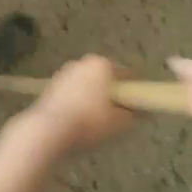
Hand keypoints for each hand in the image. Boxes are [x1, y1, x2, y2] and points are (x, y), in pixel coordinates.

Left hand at [12, 55, 135, 156]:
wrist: (48, 129)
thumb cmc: (89, 122)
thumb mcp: (120, 122)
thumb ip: (134, 114)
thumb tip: (142, 111)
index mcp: (102, 64)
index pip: (127, 75)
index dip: (135, 91)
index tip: (138, 106)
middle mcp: (83, 62)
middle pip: (106, 78)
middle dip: (112, 93)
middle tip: (118, 115)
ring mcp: (65, 72)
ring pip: (88, 85)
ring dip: (94, 97)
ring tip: (98, 121)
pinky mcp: (52, 85)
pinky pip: (73, 92)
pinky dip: (79, 102)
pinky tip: (80, 120)